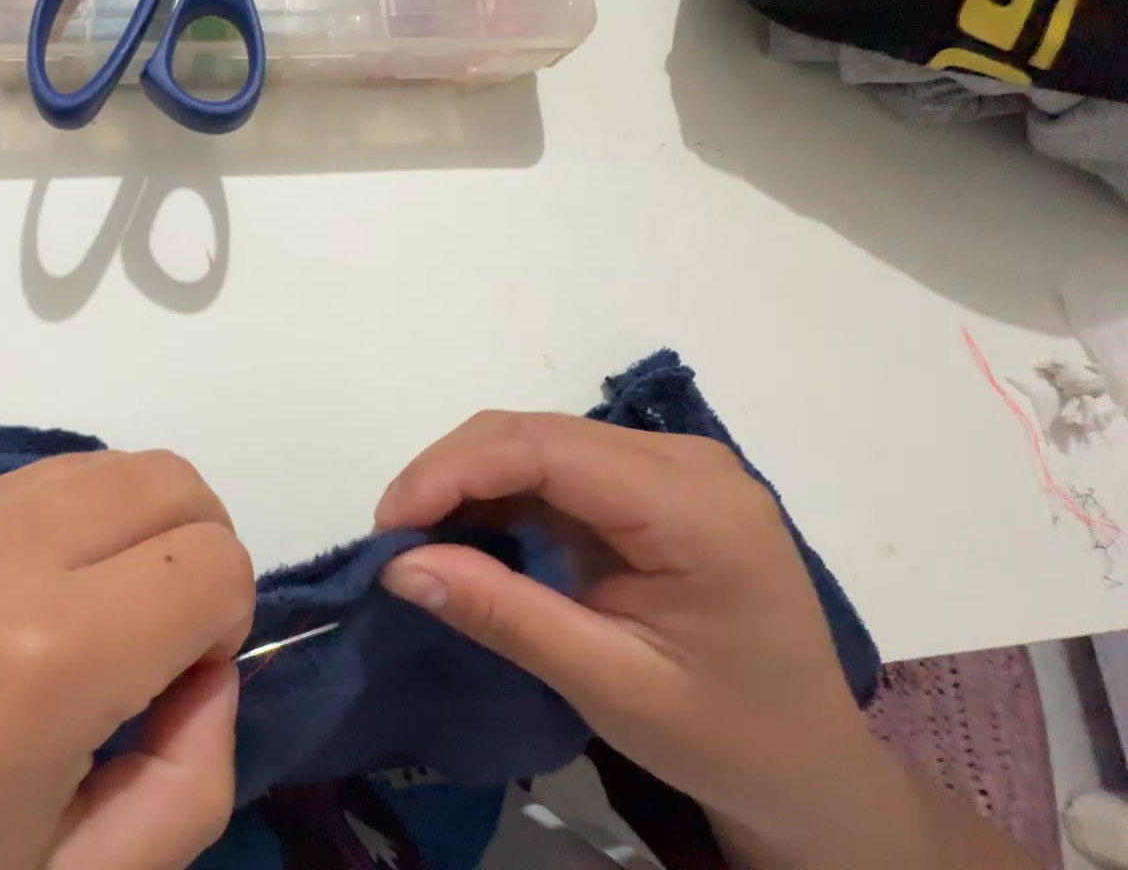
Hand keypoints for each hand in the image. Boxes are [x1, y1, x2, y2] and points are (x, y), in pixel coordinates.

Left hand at [0, 451, 255, 869]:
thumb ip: (191, 778)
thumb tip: (208, 671)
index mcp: (45, 652)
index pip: (218, 565)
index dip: (229, 630)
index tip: (180, 691)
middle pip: (174, 481)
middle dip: (201, 556)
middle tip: (157, 649)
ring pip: (111, 466)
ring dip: (139, 534)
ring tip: (94, 626)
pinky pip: (42, 482)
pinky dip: (79, 525)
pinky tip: (32, 606)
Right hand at [374, 412, 1040, 868]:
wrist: (806, 763)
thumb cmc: (723, 736)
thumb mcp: (607, 684)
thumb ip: (502, 615)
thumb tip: (398, 565)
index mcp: (695, 508)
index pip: (544, 449)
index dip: (449, 473)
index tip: (388, 529)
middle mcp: (682, 461)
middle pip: (529, 432)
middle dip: (445, 475)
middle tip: (394, 542)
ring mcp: (666, 466)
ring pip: (529, 440)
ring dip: (462, 482)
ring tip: (421, 541)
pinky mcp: (644, 482)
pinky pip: (546, 465)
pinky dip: (492, 493)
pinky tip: (468, 535)